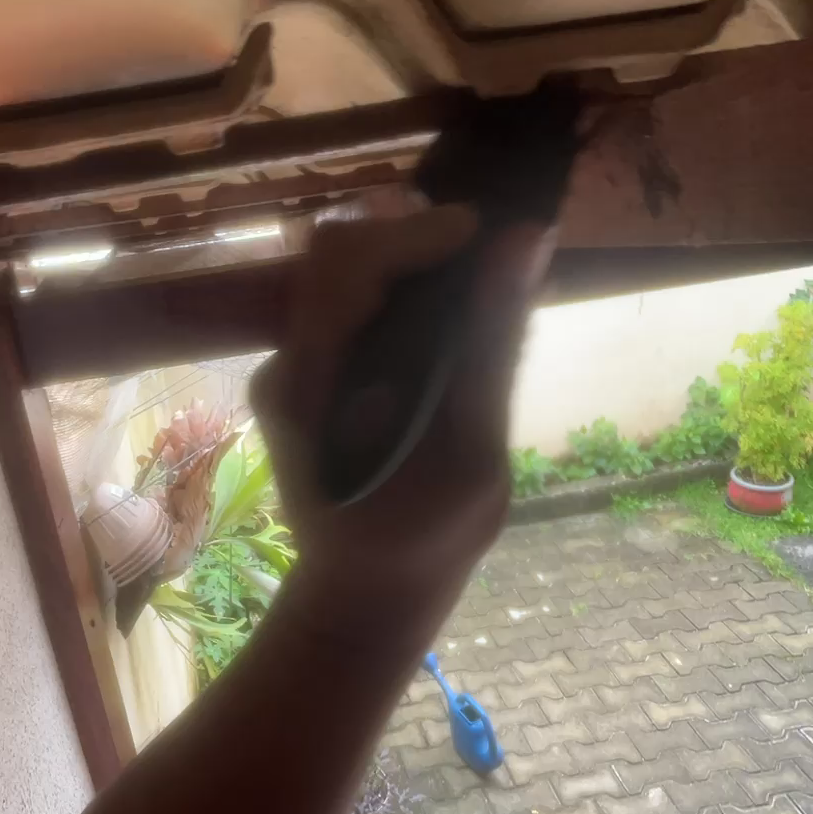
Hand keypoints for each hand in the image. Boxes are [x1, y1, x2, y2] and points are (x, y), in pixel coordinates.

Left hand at [250, 203, 552, 634]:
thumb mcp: (475, 456)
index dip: (413, 232)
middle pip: (334, 253)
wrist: (363, 582)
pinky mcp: (304, 370)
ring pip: (340, 270)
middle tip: (486, 252)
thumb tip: (526, 242)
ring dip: (410, 257)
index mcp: (312, 392)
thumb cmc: (425, 540)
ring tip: (475, 279)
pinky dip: (402, 289)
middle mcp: (286, 367)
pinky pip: (348, 302)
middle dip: (413, 233)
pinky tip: (447, 317)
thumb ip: (492, 350)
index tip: (483, 231)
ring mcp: (288, 367)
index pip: (343, 268)